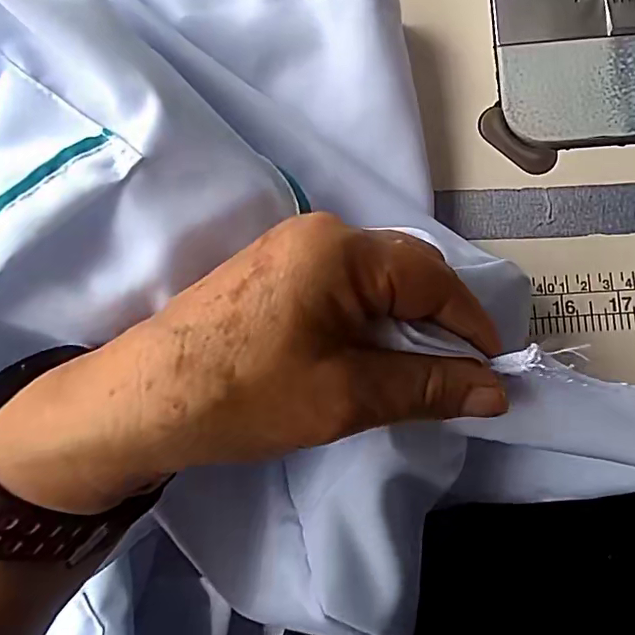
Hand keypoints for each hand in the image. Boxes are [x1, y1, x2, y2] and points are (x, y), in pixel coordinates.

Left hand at [0, 213, 508, 513]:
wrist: (141, 401)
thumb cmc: (244, 395)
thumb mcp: (344, 396)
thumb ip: (425, 387)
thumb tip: (493, 391)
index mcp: (340, 248)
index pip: (432, 278)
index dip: (470, 326)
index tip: (493, 373)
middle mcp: (316, 233)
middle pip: (402, 273)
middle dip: (434, 325)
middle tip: (454, 378)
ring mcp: (286, 250)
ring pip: (370, 283)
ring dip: (398, 327)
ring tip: (411, 376)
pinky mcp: (266, 274)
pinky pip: (337, 289)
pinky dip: (362, 323)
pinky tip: (361, 360)